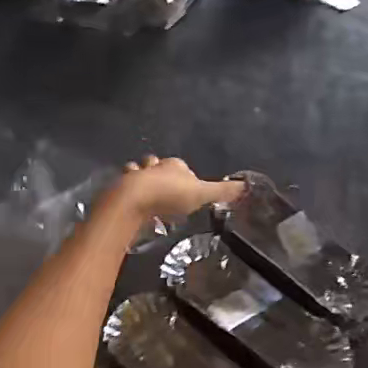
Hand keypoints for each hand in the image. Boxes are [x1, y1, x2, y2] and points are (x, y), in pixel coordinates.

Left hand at [108, 156, 244, 221]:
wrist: (134, 200)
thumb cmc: (170, 195)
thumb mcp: (202, 194)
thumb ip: (222, 191)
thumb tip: (246, 185)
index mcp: (175, 165)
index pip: (182, 166)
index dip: (185, 175)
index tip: (188, 188)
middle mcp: (155, 165)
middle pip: (158, 166)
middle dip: (161, 174)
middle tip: (166, 191)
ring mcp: (136, 176)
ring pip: (139, 172)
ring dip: (142, 180)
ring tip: (147, 195)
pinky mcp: (121, 189)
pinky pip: (125, 187)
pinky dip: (128, 191)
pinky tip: (132, 202)